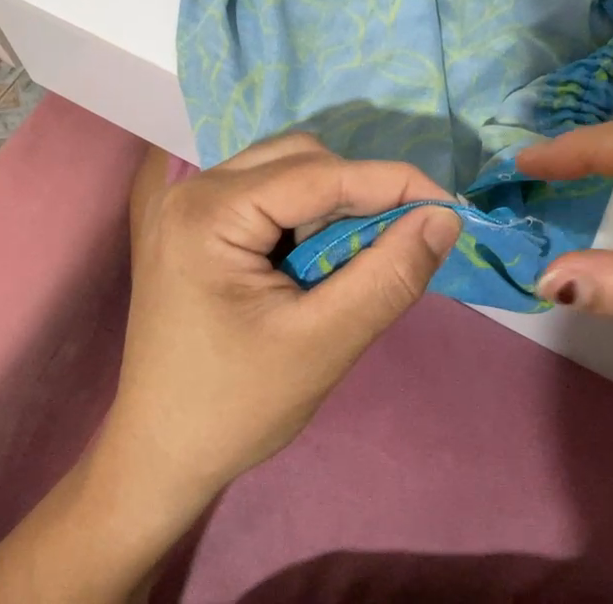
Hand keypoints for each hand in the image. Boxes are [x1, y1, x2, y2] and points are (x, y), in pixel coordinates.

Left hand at [99, 134, 462, 500]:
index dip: (391, 183)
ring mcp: (185, 204)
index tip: (451, 209)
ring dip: (331, 206)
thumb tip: (443, 218)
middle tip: (393, 248)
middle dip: (357, 195)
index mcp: (208, 213)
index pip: (319, 172)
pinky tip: (314, 264)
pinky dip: (303, 217)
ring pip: (284, 171)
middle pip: (299, 159)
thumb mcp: (324, 344)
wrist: (161, 454)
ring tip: (348, 265)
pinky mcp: (192, 224)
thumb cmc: (236, 406)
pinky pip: (264, 195)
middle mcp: (190, 190)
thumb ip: (388, 275)